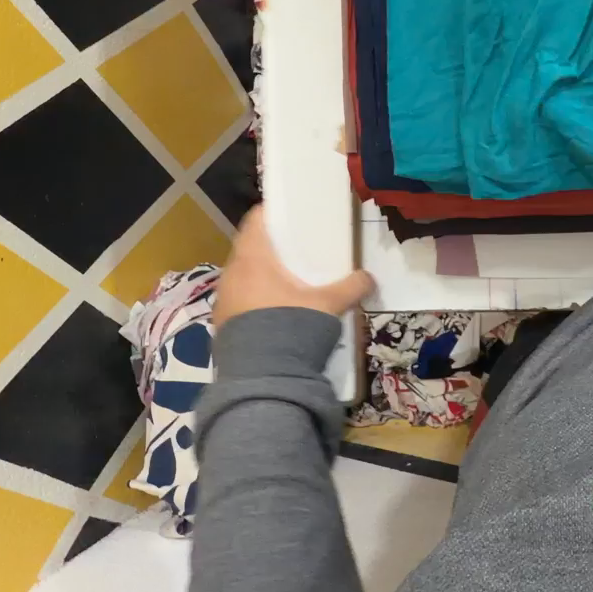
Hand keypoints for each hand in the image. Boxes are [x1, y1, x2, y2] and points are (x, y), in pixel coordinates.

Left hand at [213, 205, 373, 324]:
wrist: (263, 378)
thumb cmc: (292, 326)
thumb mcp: (329, 304)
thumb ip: (351, 287)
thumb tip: (369, 278)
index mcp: (252, 259)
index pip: (256, 221)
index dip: (273, 212)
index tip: (291, 213)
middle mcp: (231, 274)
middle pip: (250, 249)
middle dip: (273, 248)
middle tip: (299, 249)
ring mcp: (223, 301)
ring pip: (244, 277)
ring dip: (264, 277)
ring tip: (291, 283)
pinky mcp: (223, 326)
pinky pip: (241, 302)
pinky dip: (257, 300)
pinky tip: (278, 312)